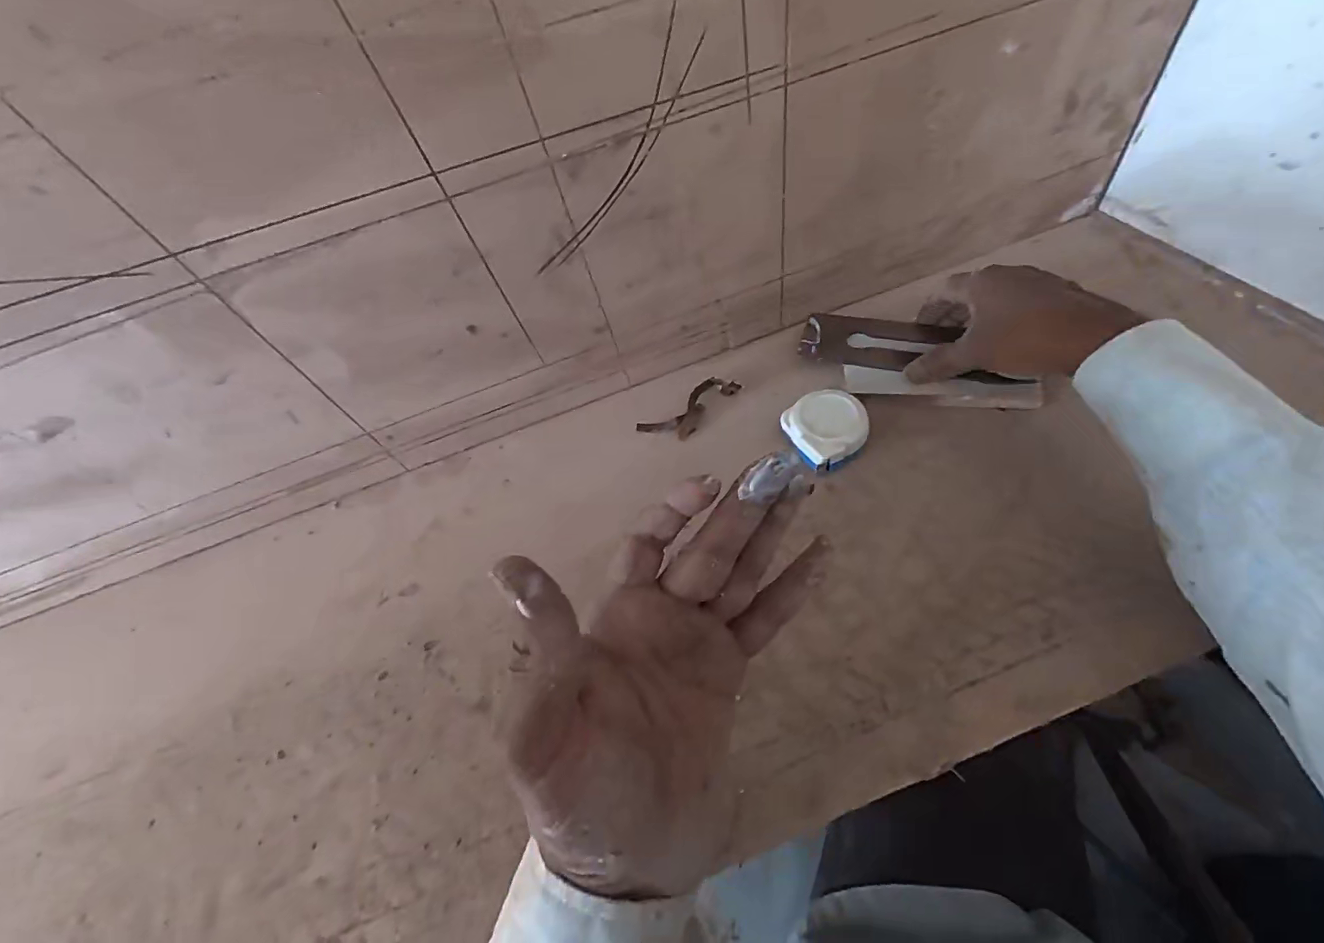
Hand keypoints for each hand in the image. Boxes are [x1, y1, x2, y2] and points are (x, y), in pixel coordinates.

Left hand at [491, 456, 830, 898]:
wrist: (624, 855)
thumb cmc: (575, 787)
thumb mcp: (544, 717)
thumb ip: (542, 639)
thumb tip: (507, 566)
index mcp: (618, 616)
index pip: (648, 543)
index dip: (675, 510)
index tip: (709, 485)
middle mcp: (660, 618)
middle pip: (706, 550)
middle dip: (738, 510)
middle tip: (777, 469)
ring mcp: (698, 645)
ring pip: (739, 575)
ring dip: (768, 535)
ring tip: (799, 492)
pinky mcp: (727, 677)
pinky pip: (764, 622)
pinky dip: (789, 590)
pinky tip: (816, 558)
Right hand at [903, 265, 1147, 382]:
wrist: (1096, 336)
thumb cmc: (1024, 339)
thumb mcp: (975, 354)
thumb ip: (940, 362)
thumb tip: (908, 373)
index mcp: (980, 282)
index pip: (942, 292)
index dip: (927, 313)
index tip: (922, 334)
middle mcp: (1006, 273)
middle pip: (970, 293)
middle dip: (954, 318)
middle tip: (947, 343)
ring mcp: (1037, 279)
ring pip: (998, 298)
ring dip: (983, 318)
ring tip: (980, 344)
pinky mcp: (1062, 292)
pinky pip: (1024, 303)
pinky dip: (1010, 318)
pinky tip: (1016, 341)